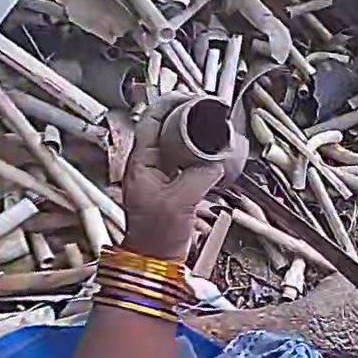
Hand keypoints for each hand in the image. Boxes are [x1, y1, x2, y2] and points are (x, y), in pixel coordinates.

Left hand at [119, 96, 228, 261]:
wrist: (156, 261)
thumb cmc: (156, 235)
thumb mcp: (180, 201)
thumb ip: (200, 177)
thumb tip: (217, 162)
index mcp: (140, 164)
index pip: (150, 121)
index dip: (168, 104)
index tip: (188, 96)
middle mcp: (148, 166)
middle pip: (164, 129)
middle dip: (183, 115)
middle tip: (204, 109)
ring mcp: (159, 177)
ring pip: (175, 144)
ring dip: (192, 134)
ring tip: (210, 127)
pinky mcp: (171, 188)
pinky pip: (185, 161)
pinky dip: (197, 153)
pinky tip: (211, 155)